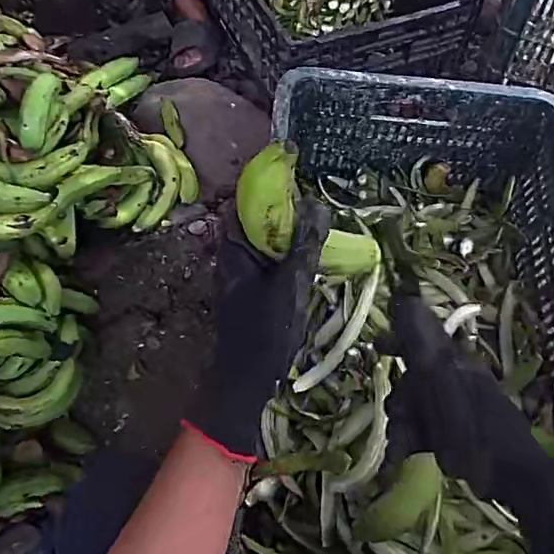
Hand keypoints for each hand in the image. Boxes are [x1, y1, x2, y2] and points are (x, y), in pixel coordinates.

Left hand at [185, 200, 329, 460]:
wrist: (247, 380)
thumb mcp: (292, 282)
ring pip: (267, 239)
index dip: (268, 184)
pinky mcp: (254, 287)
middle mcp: (233, 254)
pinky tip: (311, 255)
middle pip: (258, 218)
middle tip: (317, 202)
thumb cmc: (266, 329)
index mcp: (233, 248)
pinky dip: (289, 251)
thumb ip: (305, 243)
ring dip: (290, 231)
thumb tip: (316, 204)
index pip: (244, 201)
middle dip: (286, 207)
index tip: (296, 173)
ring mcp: (243, 272)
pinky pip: (272, 258)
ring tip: (320, 224)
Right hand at [384, 292, 553, 553]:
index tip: (377, 348)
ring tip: (401, 442)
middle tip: (397, 414)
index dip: (396, 340)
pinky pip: (421, 431)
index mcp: (452, 360)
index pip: (420, 337)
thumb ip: (420, 339)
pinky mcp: (452, 437)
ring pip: (414, 407)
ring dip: (401, 423)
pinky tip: (397, 459)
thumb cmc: (472, 423)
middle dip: (398, 397)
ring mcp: (453, 409)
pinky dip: (408, 442)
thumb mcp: (440, 375)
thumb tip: (406, 297)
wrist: (512, 474)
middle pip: (411, 378)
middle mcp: (452, 379)